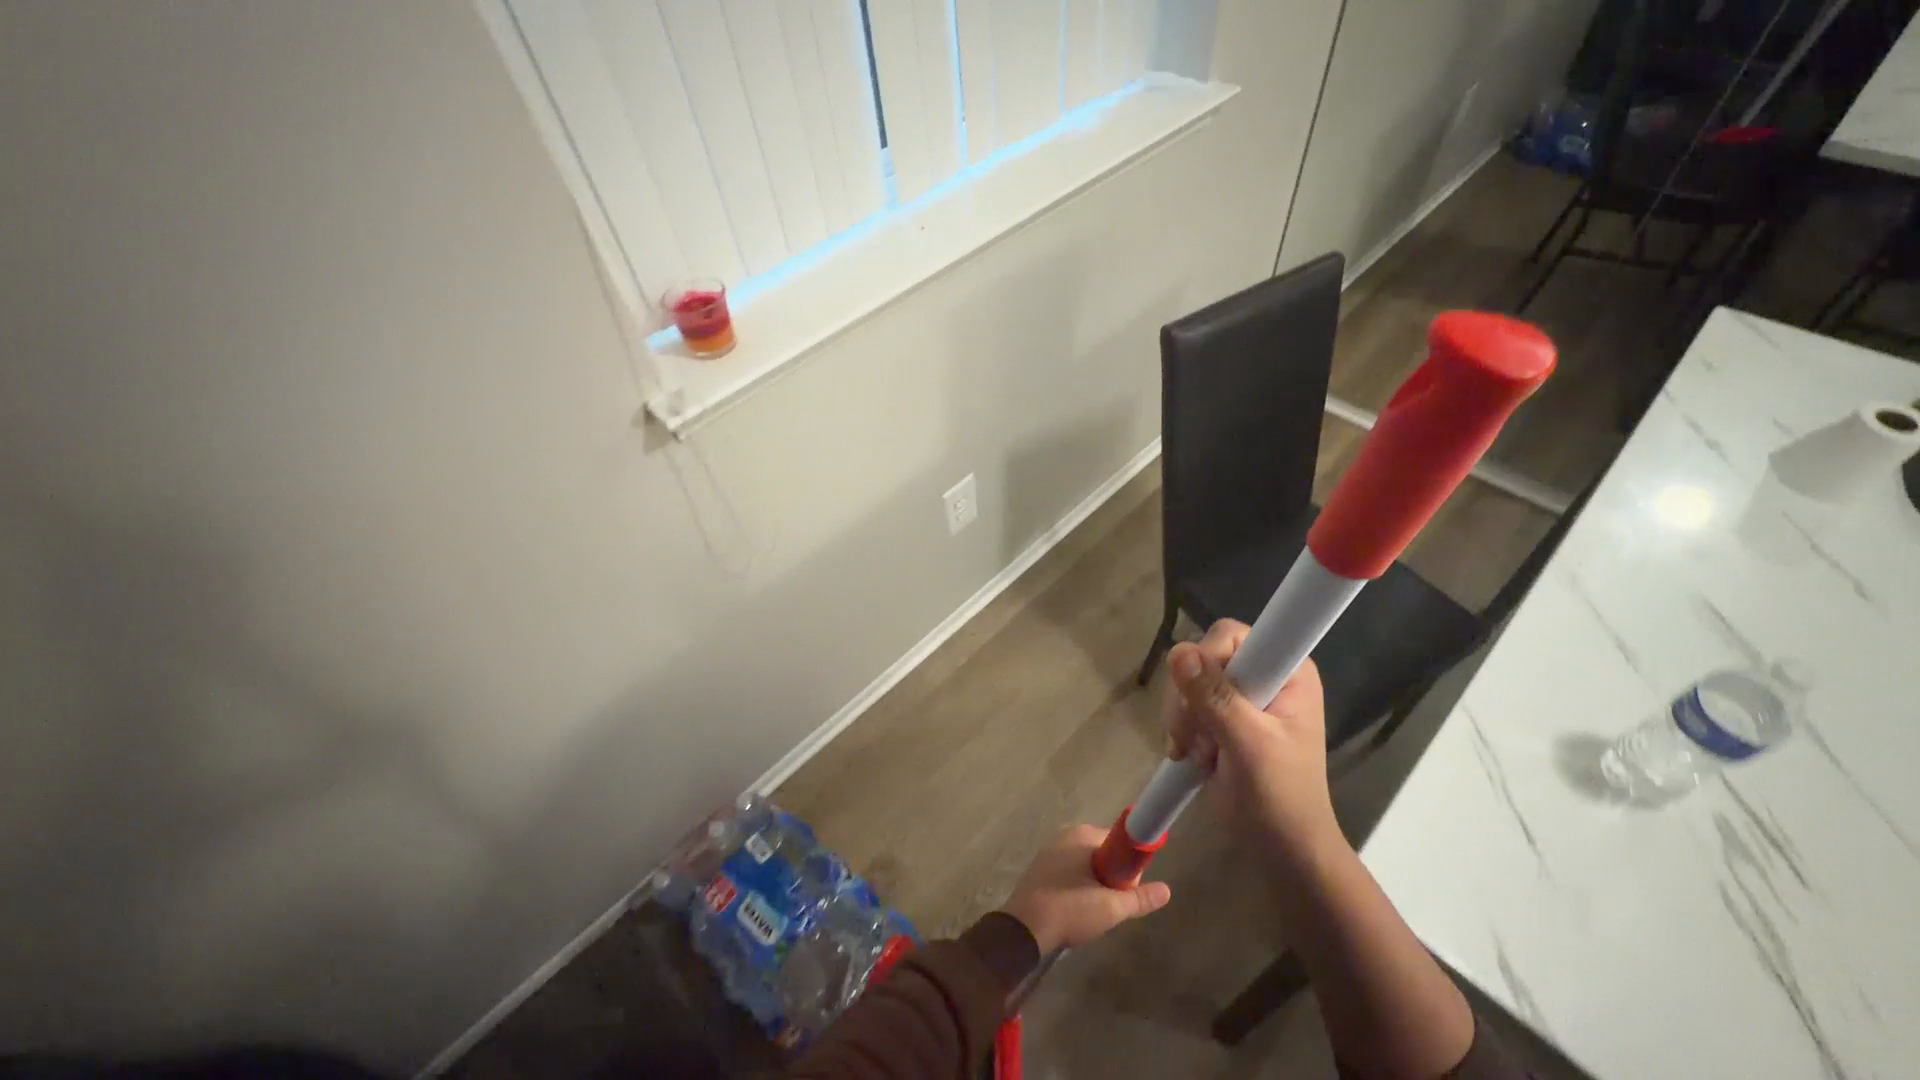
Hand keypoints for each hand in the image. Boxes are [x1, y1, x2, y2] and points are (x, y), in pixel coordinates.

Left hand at [1000, 825, 1171, 952]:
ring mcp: (1049, 853)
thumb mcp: (1111, 907)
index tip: (1130, 889)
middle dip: (1112, 880)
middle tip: (1111, 906)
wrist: (1023, 931)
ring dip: (1095, 887)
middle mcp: (1064, 837)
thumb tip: (1167, 891)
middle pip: (1103, 855)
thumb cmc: (1070, 910)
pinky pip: (1069, 875)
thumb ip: (1140, 898)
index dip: (1130, 866)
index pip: (1118, 842)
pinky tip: (1075, 913)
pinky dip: (1077, 890)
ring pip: (1086, 867)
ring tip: (1092, 913)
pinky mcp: (1039, 871)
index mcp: (1081, 835)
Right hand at [1165, 620, 1344, 864]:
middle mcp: (1266, 674)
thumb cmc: (1279, 799)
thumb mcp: (1249, 747)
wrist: (1281, 849)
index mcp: (1288, 672)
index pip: (1234, 636)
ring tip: (1197, 753)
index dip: (1210, 658)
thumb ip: (1216, 699)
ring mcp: (1243, 696)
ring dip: (1183, 718)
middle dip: (1189, 697)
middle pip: (1204, 656)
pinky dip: (1181, 728)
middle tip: (1195, 738)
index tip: (1202, 698)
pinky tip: (1191, 755)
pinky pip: (1186, 703)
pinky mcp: (1223, 716)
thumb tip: (1179, 652)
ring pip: (1188, 680)